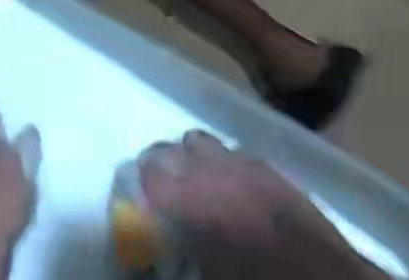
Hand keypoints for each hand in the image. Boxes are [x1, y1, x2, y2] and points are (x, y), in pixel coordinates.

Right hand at [138, 131, 391, 279]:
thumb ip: (185, 252)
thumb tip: (162, 250)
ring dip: (192, 160)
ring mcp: (243, 164)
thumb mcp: (210, 272)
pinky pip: (234, 154)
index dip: (139, 184)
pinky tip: (232, 191)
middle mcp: (214, 171)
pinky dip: (224, 166)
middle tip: (160, 194)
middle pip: (172, 149)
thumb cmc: (259, 276)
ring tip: (196, 187)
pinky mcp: (270, 168)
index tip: (138, 201)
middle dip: (161, 166)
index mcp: (194, 201)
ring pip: (202, 142)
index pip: (149, 172)